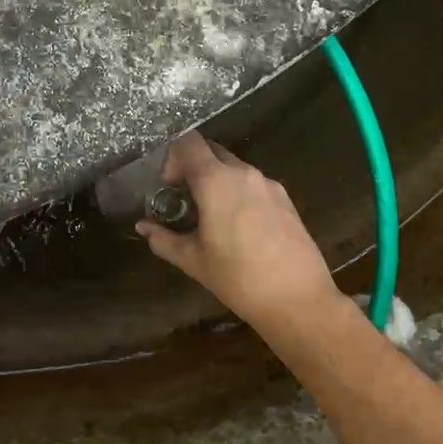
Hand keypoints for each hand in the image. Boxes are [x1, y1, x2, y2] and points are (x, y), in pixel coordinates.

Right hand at [137, 131, 341, 326]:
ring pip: (234, 167)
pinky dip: (239, 193)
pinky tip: (240, 228)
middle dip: (193, 168)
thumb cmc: (239, 279)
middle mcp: (243, 173)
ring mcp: (268, 184)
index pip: (188, 142)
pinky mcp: (286, 199)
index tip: (169, 186)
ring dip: (217, 180)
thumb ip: (164, 239)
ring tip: (212, 217)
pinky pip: (254, 184)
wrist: (299, 300)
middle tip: (185, 199)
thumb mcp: (194, 261)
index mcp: (216, 181)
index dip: (172, 157)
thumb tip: (143, 228)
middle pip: (211, 151)